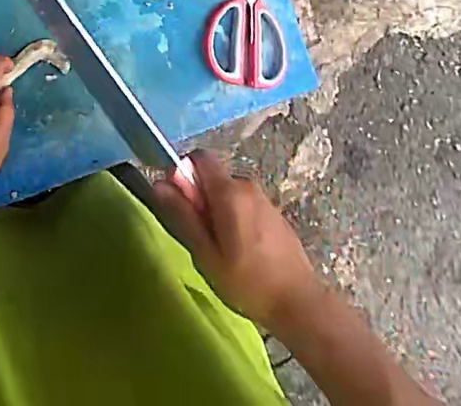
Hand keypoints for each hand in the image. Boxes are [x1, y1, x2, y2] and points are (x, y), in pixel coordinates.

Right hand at [154, 150, 325, 329]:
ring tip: (221, 248)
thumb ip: (183, 215)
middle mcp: (247, 185)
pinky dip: (234, 216)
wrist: (301, 304)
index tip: (182, 204)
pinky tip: (241, 250)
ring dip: (217, 209)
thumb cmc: (248, 282)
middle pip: (212, 175)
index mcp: (229, 191)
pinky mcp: (273, 213)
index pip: (198, 157)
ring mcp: (263, 198)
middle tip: (201, 236)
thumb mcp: (206, 254)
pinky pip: (244, 202)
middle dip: (200, 197)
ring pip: (227, 191)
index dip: (183, 173)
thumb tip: (159, 184)